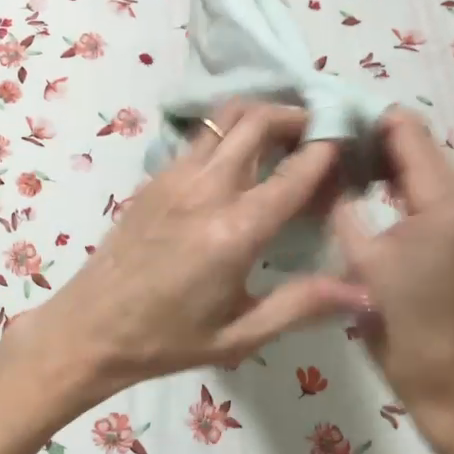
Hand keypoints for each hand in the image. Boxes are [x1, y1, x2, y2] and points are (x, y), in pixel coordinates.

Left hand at [18, 100, 368, 403]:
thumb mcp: (240, 335)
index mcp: (234, 230)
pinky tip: (239, 157)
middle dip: (296, 115)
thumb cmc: (167, 339)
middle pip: (256, 120)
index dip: (329, 150)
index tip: (350, 145)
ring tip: (283, 134)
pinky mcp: (154, 178)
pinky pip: (199, 137)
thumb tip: (364, 290)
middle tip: (319, 131)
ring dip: (259, 114)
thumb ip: (302, 304)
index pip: (295, 171)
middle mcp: (205, 189)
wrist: (90, 327)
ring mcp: (174, 177)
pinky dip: (227, 131)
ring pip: (223, 117)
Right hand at [332, 111, 453, 442]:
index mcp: (449, 200)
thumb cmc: (397, 318)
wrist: (440, 373)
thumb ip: (341, 199)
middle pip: (420, 142)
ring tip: (339, 160)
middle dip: (374, 135)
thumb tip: (321, 159)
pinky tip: (367, 183)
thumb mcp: (359, 255)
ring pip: (425, 161)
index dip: (366, 118)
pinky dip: (400, 177)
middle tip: (326, 140)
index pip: (408, 131)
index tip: (325, 118)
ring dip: (386, 156)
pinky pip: (431, 185)